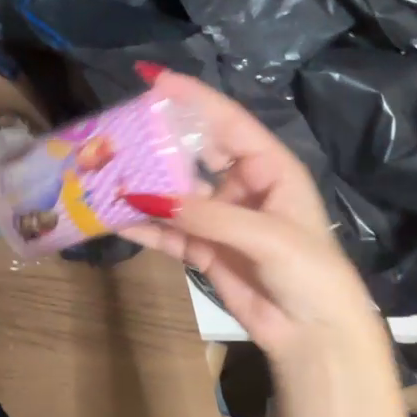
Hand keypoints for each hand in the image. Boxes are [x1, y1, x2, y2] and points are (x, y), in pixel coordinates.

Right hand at [119, 65, 381, 358]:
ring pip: (172, 195)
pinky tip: (111, 217)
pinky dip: (140, 226)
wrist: (315, 335)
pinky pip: (165, 231)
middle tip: (115, 130)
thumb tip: (144, 196)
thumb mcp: (267, 236)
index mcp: (269, 168)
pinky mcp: (202, 249)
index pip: (227, 122)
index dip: (192, 99)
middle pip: (191, 155)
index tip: (153, 80)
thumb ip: (207, 215)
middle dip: (156, 143)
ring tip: (102, 173)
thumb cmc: (309, 273)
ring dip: (141, 187)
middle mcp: (241, 186)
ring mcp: (218, 219)